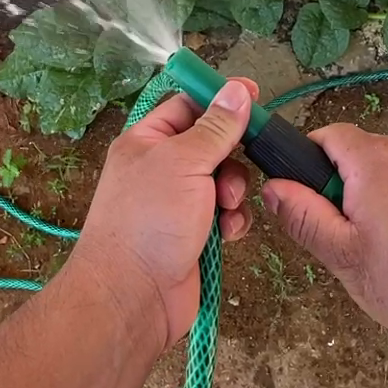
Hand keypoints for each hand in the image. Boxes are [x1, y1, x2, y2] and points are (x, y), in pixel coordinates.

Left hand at [66, 79, 256, 348]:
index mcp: (147, 140)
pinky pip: (225, 212)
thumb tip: (236, 89)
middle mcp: (161, 167)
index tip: (254, 94)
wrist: (132, 298)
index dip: (220, 99)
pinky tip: (227, 233)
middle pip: (211, 142)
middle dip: (231, 154)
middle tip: (240, 164)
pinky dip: (231, 220)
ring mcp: (178, 201)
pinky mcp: (194, 232)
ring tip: (227, 207)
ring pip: (224, 178)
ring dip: (234, 190)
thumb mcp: (185, 163)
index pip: (188, 105)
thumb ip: (216, 127)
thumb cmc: (150, 220)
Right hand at [261, 123, 387, 357]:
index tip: (306, 201)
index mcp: (374, 159)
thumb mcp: (344, 256)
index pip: (326, 135)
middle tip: (340, 236)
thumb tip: (272, 187)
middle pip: (354, 151)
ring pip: (380, 168)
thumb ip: (303, 216)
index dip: (307, 162)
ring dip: (366, 195)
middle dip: (338, 185)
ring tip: (374, 248)